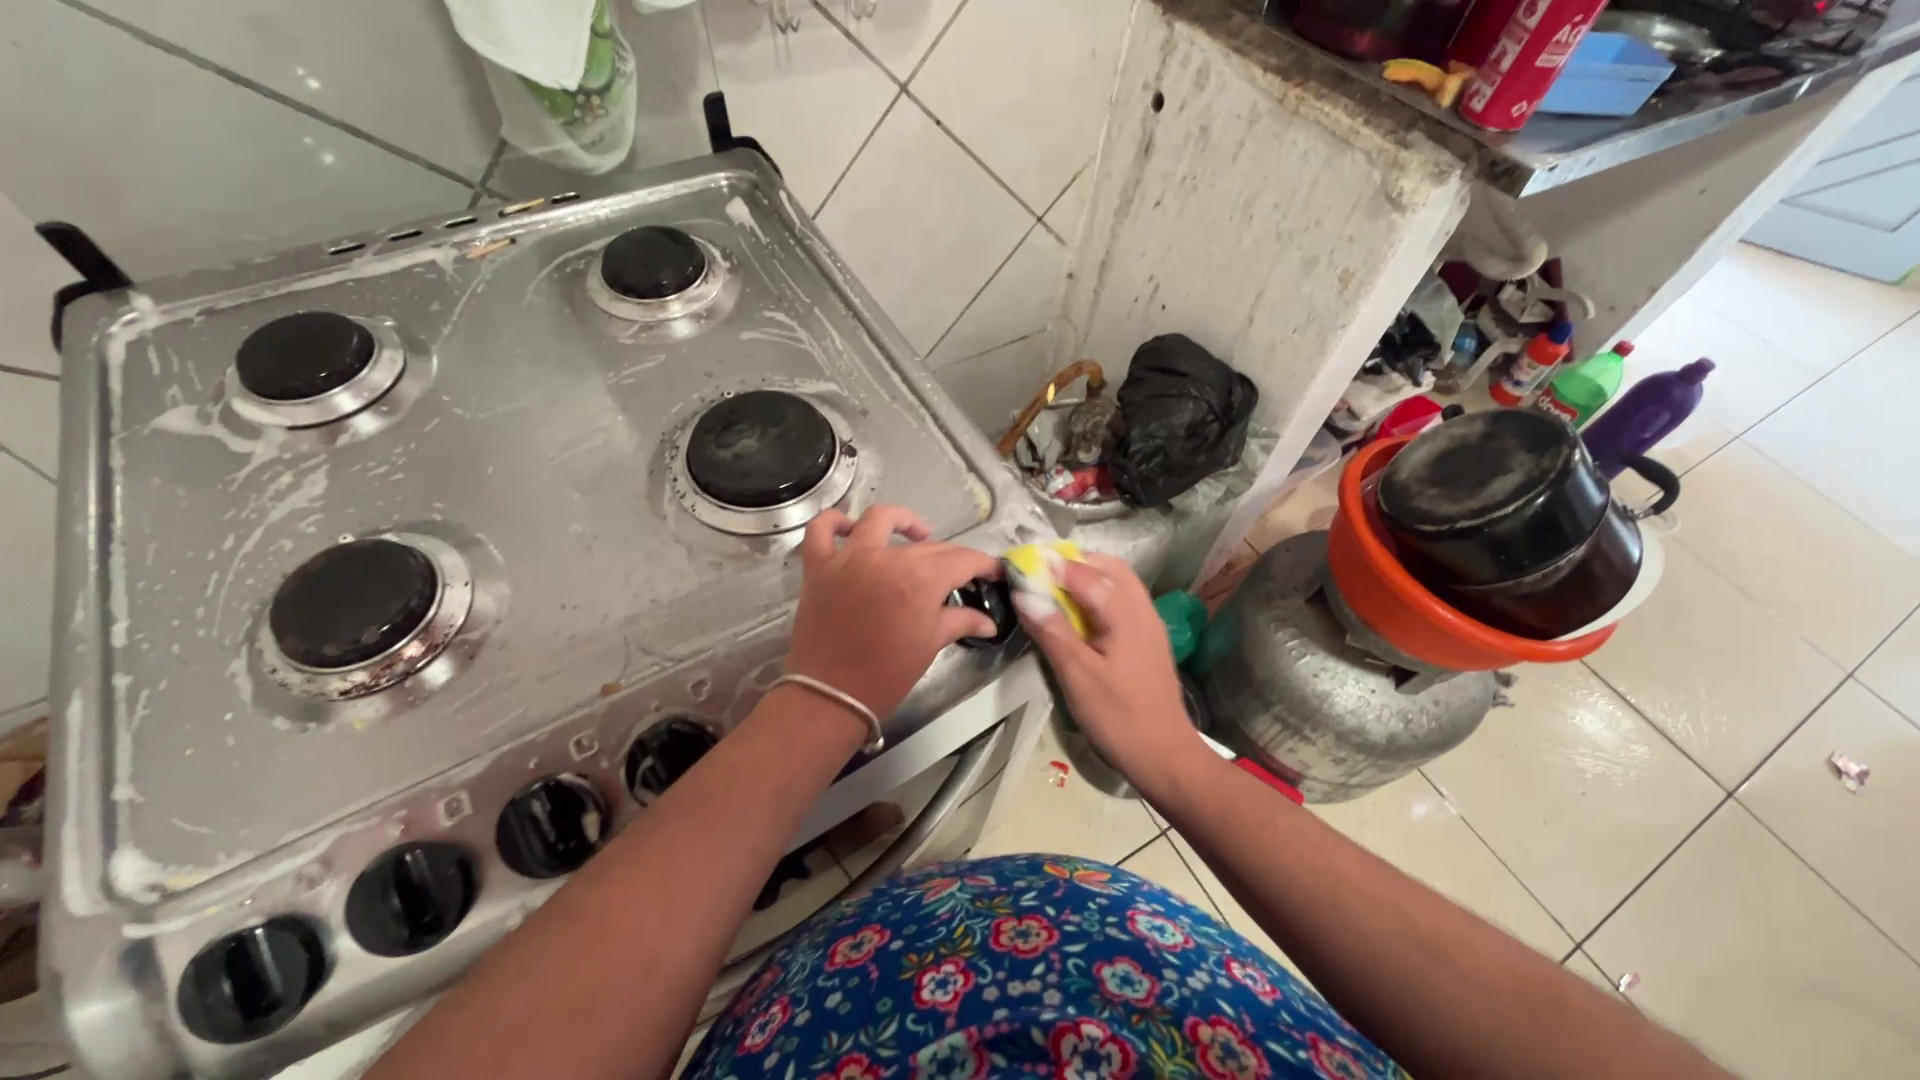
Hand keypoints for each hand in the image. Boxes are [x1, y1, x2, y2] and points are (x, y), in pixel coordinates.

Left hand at [784, 505, 1001, 719]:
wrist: (831, 696)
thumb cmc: (886, 674)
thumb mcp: (929, 645)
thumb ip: (959, 622)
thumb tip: (989, 622)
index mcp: (920, 579)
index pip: (962, 560)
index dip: (983, 564)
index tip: (994, 571)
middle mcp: (886, 558)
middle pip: (928, 547)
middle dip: (951, 557)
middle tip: (960, 575)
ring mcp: (848, 558)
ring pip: (878, 520)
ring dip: (902, 521)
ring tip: (916, 535)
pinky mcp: (819, 567)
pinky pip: (821, 530)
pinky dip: (834, 522)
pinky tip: (851, 528)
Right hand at [1016, 554, 1204, 786]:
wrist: (1164, 755)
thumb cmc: (1118, 716)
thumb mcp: (1077, 675)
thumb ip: (1052, 630)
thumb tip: (1024, 594)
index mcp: (1126, 614)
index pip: (1085, 574)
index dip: (1052, 565)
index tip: (1022, 562)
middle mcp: (1143, 611)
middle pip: (1110, 569)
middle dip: (1075, 563)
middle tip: (1041, 572)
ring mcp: (1150, 626)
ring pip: (1120, 584)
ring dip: (1088, 578)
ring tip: (1055, 590)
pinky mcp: (1149, 643)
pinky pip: (1123, 603)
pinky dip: (1099, 596)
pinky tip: (1079, 617)